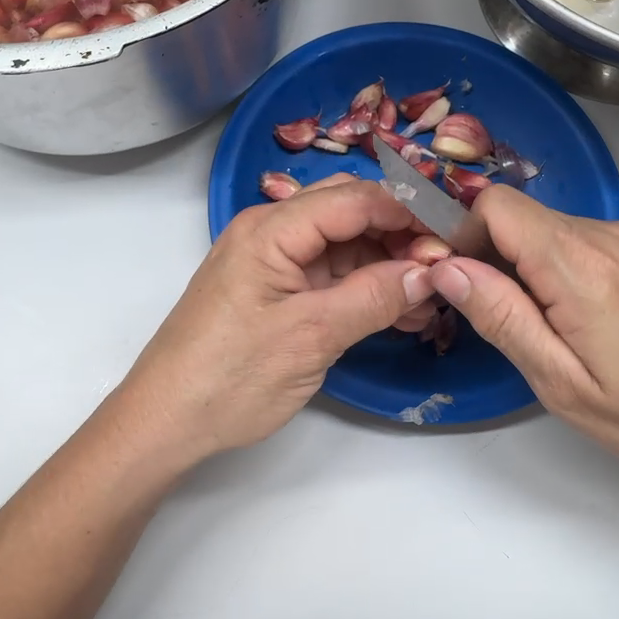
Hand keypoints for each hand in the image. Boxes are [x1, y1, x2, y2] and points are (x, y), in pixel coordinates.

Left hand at [114, 179, 435, 462]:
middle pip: (348, 213)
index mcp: (271, 228)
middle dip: (398, 235)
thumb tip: (430, 271)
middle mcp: (270, 232)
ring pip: (342, 245)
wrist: (166, 419)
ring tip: (431, 299)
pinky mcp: (274, 290)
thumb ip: (373, 298)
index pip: (353, 199)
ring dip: (385, 265)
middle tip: (444, 268)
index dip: (406, 212)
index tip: (452, 237)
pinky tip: (400, 311)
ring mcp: (272, 261)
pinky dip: (363, 288)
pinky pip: (327, 274)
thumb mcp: (311, 337)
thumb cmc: (232, 375)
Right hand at [429, 186, 618, 499]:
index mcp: (578, 265)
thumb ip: (501, 317)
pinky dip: (559, 267)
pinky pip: (579, 241)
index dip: (463, 236)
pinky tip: (583, 322)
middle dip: (490, 255)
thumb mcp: (563, 384)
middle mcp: (605, 236)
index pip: (494, 205)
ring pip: (547, 229)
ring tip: (548, 329)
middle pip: (517, 216)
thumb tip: (447, 268)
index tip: (462, 283)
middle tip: (500, 318)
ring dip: (526, 265)